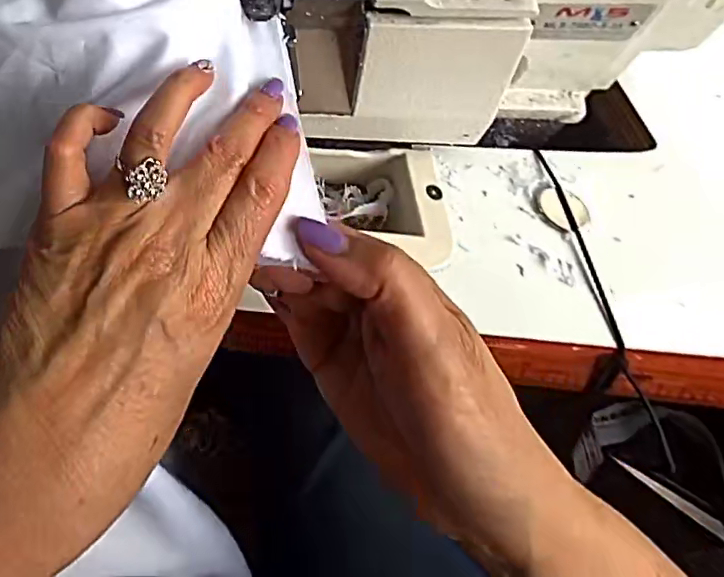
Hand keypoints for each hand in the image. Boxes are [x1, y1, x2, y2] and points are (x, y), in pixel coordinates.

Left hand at [0, 63, 300, 575]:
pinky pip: (69, 150)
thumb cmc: (113, 428)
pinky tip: (107, 114)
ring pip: (154, 135)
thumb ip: (211, 288)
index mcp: (207, 287)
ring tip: (198, 75)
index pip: (258, 197)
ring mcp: (108, 225)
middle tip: (264, 94)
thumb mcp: (196, 356)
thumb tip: (221, 243)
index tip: (287, 131)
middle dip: (251, 115)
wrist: (32, 448)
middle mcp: (163, 244)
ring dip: (181, 97)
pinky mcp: (57, 222)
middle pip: (221, 157)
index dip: (279, 154)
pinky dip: (86, 121)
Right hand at [256, 226, 679, 576]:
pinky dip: (274, 302)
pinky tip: (259, 291)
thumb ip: (383, 278)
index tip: (266, 220)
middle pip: (314, 255)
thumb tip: (324, 235)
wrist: (481, 503)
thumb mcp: (433, 341)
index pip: (340, 236)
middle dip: (281, 246)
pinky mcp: (331, 361)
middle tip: (246, 246)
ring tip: (242, 262)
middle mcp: (372, 298)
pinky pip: (295, 320)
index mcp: (399, 280)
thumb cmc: (477, 424)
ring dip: (273, 269)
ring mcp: (349, 330)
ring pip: (300, 282)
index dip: (302, 225)